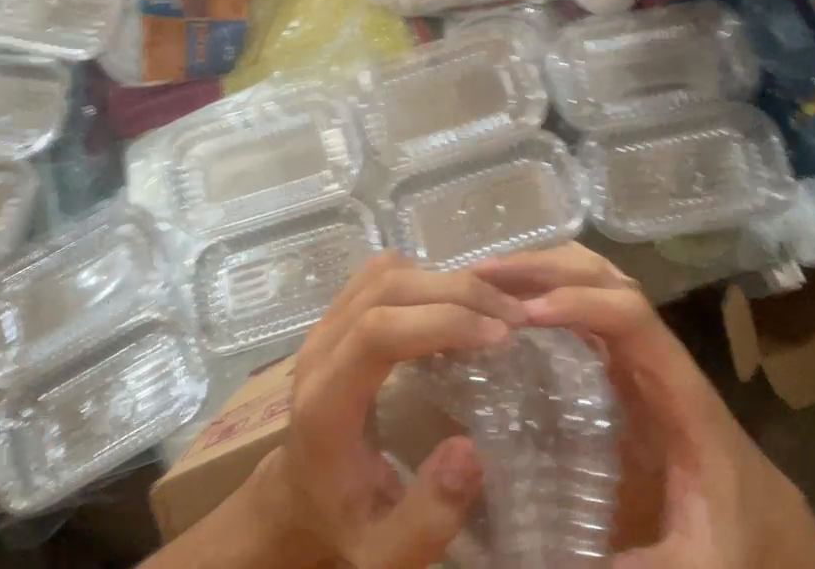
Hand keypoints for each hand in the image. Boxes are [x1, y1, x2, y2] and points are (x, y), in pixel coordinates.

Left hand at [248, 252, 529, 568]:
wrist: (299, 497)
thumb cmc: (347, 520)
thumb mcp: (387, 550)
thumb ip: (429, 514)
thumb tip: (471, 448)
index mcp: (325, 403)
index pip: (378, 332)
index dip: (442, 322)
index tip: (500, 336)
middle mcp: (318, 351)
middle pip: (385, 290)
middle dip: (456, 292)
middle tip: (514, 317)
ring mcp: (323, 327)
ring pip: (383, 274)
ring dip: (444, 279)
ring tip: (495, 307)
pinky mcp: (335, 318)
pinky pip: (378, 275)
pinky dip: (425, 276)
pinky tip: (458, 302)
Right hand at [474, 245, 814, 568]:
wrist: (780, 548)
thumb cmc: (744, 548)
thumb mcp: (699, 568)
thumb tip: (548, 565)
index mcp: (682, 395)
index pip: (634, 321)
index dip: (581, 306)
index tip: (523, 315)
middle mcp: (661, 364)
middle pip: (611, 283)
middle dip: (549, 267)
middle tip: (484, 274)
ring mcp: (643, 368)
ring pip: (600, 287)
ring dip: (546, 271)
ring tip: (487, 277)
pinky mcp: (627, 381)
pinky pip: (588, 321)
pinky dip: (548, 297)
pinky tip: (507, 311)